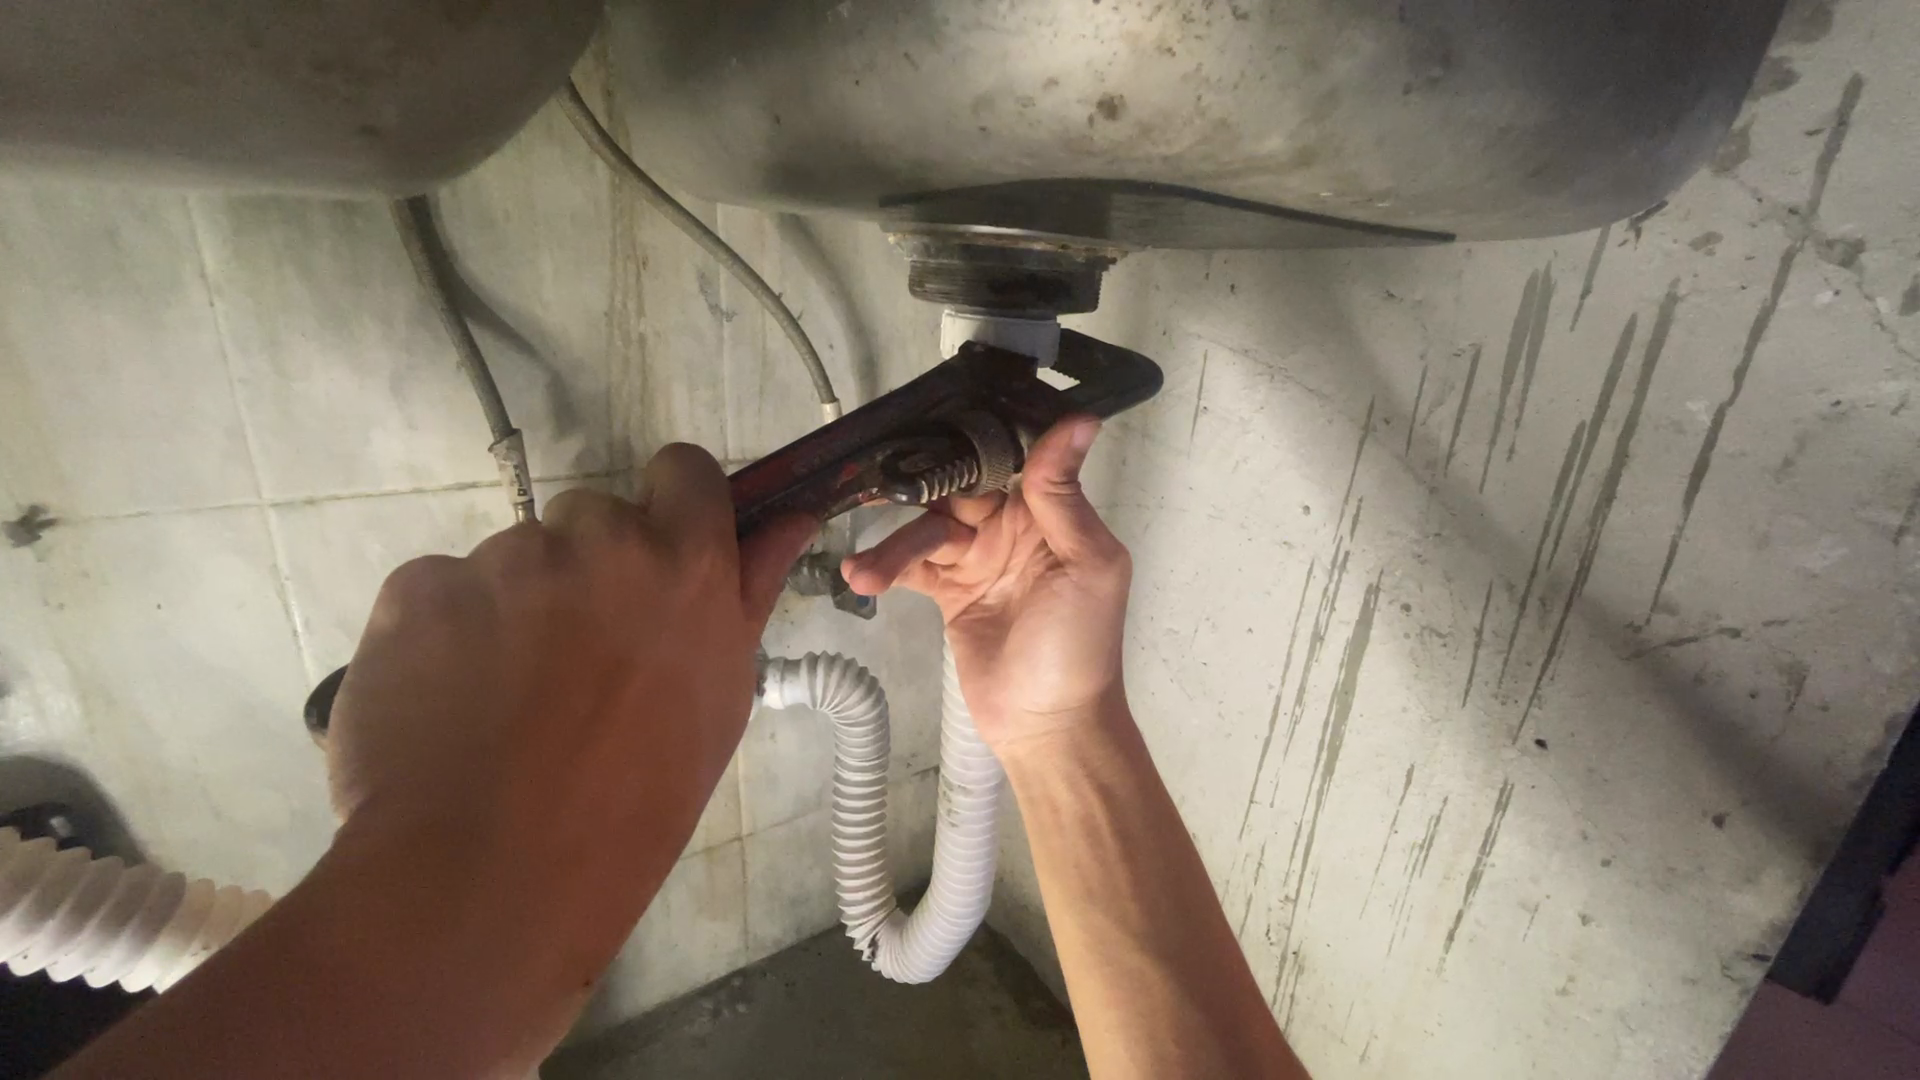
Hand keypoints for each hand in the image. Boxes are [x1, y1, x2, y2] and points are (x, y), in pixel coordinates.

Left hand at [327, 445, 812, 968]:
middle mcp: (601, 539)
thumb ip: (754, 589)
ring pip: (519, 555)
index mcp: (687, 561)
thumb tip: (795, 518)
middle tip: (583, 653)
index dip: (676, 504)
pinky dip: (449, 626)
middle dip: (594, 565)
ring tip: (511, 690)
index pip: (686, 468)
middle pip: (596, 515)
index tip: (665, 555)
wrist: (499, 874)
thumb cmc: (644, 791)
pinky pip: (443, 584)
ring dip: (521, 598)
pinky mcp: (418, 587)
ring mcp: (504, 559)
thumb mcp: (724, 689)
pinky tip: (453, 695)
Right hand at [841, 418, 1130, 755]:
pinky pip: (913, 567)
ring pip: (929, 529)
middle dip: (919, 488)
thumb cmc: (1080, 643)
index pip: (1008, 459)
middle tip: (874, 482)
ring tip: (866, 573)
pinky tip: (859, 576)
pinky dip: (885, 569)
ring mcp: (978, 558)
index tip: (928, 420)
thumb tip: (1078, 420)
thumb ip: (1065, 497)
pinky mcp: (949, 590)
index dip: (972, 440)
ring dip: (894, 544)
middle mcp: (1012, 526)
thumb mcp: (1087, 564)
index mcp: (1050, 512)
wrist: (1047, 724)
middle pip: (958, 490)